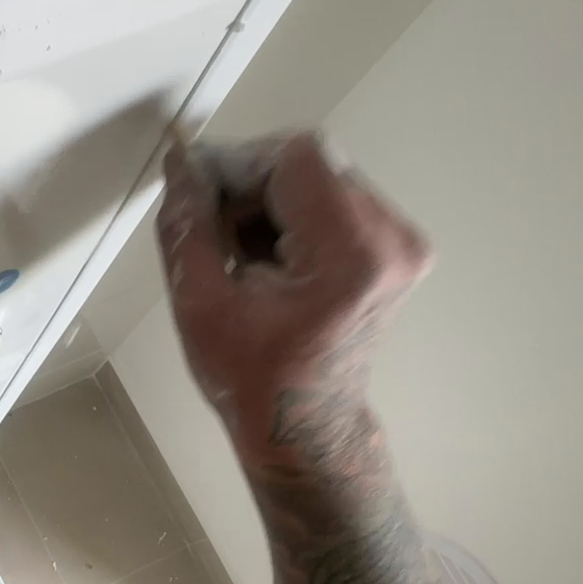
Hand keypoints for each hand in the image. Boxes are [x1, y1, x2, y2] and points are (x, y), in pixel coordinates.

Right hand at [153, 132, 431, 441]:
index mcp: (351, 254)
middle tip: (209, 232)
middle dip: (249, 188)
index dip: (238, 163)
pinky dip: (289, 220)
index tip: (194, 192)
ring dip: (267, 206)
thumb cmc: (249, 378)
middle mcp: (392, 237)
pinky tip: (264, 261)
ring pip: (321, 181)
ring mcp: (401, 241)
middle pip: (312, 165)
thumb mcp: (200, 307)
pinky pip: (333, 204)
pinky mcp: (395, 248)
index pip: (297, 158)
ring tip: (237, 257)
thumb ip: (188, 230)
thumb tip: (181, 167)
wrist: (302, 425)